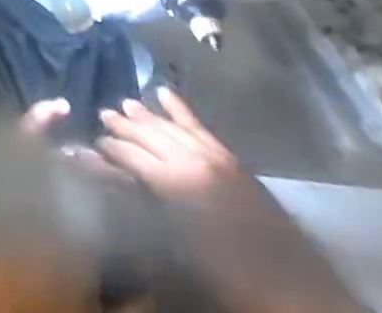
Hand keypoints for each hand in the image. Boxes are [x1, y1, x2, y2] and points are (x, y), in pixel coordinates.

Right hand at [98, 88, 365, 312]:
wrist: (290, 287)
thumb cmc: (227, 278)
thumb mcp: (179, 256)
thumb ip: (150, 217)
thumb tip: (124, 192)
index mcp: (176, 187)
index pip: (134, 160)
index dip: (112, 152)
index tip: (91, 145)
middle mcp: (192, 162)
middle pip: (152, 137)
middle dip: (126, 126)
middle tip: (103, 114)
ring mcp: (213, 156)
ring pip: (173, 127)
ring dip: (149, 115)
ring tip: (127, 103)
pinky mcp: (230, 158)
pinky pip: (200, 126)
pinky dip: (181, 109)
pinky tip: (167, 95)